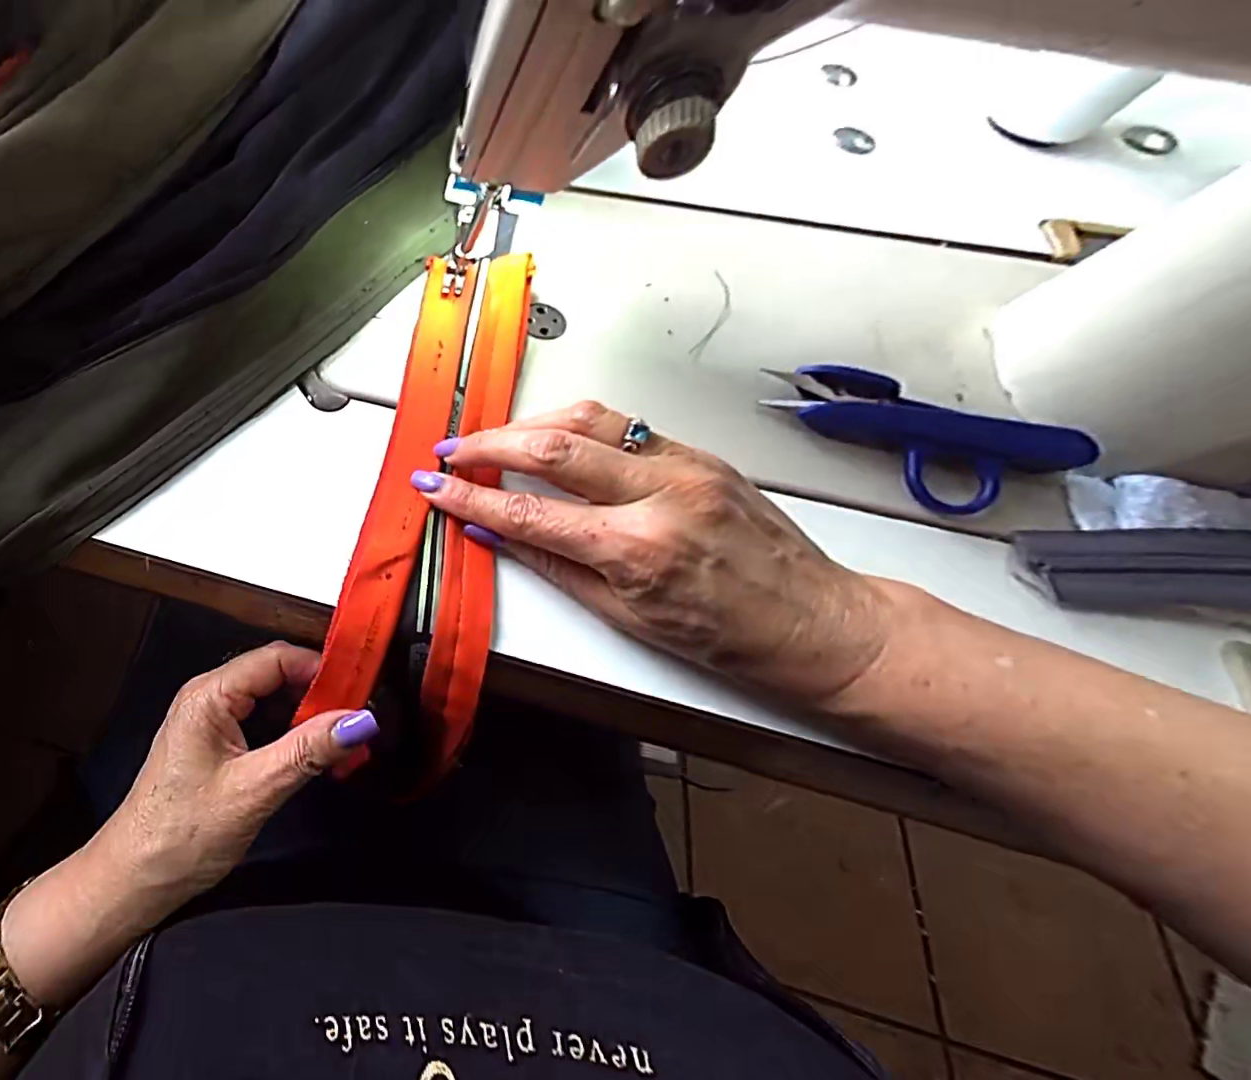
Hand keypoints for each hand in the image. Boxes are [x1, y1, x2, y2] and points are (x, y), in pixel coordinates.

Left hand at [83, 642, 376, 912]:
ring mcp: (210, 720)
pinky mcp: (215, 742)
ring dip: (307, 714)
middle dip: (318, 692)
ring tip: (341, 736)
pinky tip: (314, 751)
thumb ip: (309, 751)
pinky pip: (263, 721)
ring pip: (272, 699)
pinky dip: (292, 732)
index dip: (320, 668)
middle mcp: (207, 698)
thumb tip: (359, 721)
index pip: (276, 658)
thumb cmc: (178, 836)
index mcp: (208, 696)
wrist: (133, 881)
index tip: (357, 688)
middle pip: (276, 674)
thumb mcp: (254, 790)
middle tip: (355, 716)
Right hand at [414, 401, 894, 703]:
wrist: (813, 621)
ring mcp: (686, 464)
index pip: (529, 512)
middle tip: (451, 453)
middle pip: (552, 445)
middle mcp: (662, 494)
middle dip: (488, 444)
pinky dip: (576, 424)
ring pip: (588, 418)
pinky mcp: (700, 452)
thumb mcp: (623, 616)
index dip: (471, 498)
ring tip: (493, 439)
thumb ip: (554, 565)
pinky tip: (552, 436)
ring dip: (529, 423)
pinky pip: (624, 424)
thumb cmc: (728, 635)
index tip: (436, 489)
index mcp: (637, 549)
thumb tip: (498, 534)